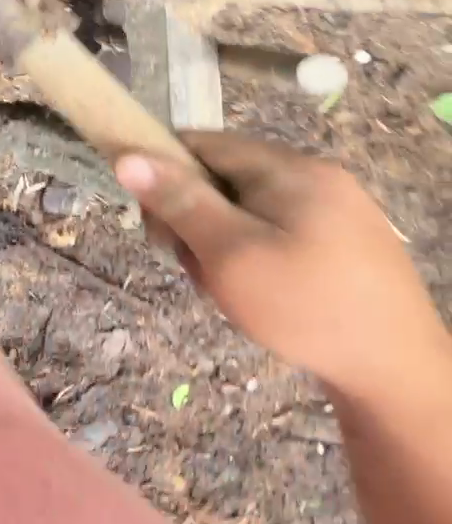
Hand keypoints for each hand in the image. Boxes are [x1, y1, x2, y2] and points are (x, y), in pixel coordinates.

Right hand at [115, 132, 451, 399]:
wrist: (398, 380)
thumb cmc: (305, 307)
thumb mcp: (228, 252)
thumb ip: (177, 200)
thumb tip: (125, 156)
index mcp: (293, 171)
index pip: (198, 144)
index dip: (161, 173)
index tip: (154, 221)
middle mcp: (316, 179)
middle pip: (217, 174)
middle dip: (189, 213)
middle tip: (187, 258)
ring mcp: (333, 211)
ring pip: (238, 205)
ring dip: (213, 237)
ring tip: (222, 280)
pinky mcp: (338, 241)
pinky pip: (267, 227)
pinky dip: (244, 249)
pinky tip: (249, 285)